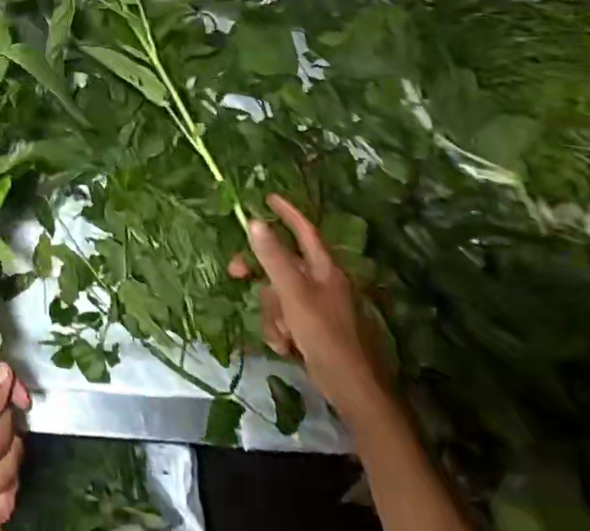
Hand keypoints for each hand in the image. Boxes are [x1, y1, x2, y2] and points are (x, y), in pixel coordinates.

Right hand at [229, 194, 387, 419]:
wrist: (354, 391)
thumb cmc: (327, 337)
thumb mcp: (294, 294)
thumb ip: (273, 258)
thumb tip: (254, 221)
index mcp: (324, 269)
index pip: (304, 231)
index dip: (287, 213)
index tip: (267, 198)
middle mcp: (322, 283)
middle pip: (281, 265)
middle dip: (261, 276)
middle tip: (235, 273)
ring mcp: (318, 307)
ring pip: (278, 294)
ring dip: (272, 313)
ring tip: (280, 336)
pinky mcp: (313, 329)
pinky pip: (284, 317)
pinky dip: (279, 330)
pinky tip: (285, 346)